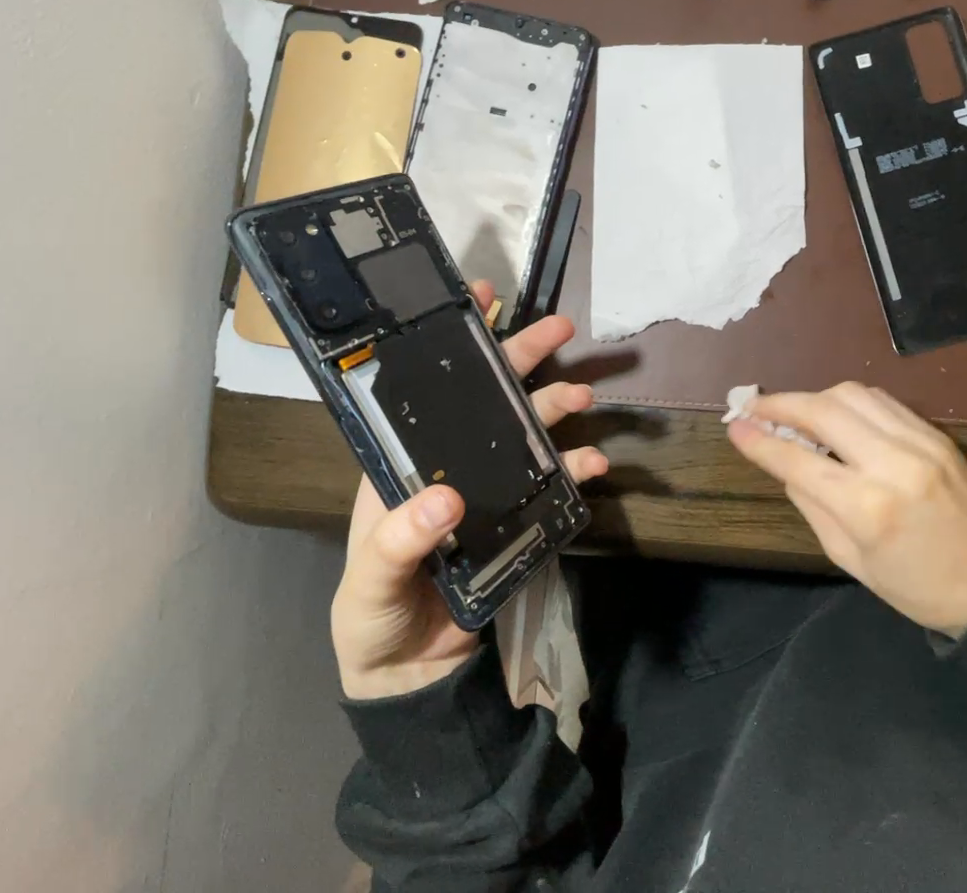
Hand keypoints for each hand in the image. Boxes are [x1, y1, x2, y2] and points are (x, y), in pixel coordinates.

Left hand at [331, 281, 609, 700]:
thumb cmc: (372, 613)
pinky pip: (552, 483)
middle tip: (559, 328)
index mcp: (405, 463)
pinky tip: (595, 462)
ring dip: (555, 407)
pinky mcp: (518, 518)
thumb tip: (447, 498)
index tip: (481, 298)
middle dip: (522, 356)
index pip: (429, 392)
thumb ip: (400, 541)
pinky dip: (575, 467)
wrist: (411, 668)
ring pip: (526, 431)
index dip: (454, 344)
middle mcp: (451, 463)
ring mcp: (488, 488)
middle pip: (488, 398)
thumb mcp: (371, 579)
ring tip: (584, 393)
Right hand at [726, 383, 966, 638]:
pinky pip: (882, 401)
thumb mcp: (850, 559)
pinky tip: (834, 415)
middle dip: (781, 403)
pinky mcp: (936, 434)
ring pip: (853, 394)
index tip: (733, 426)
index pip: (798, 460)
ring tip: (792, 411)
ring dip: (814, 397)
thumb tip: (785, 464)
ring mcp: (920, 442)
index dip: (759, 440)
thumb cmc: (916, 586)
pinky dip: (849, 401)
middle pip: (823, 410)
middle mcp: (892, 462)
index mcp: (867, 507)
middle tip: (753, 407)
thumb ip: (812, 505)